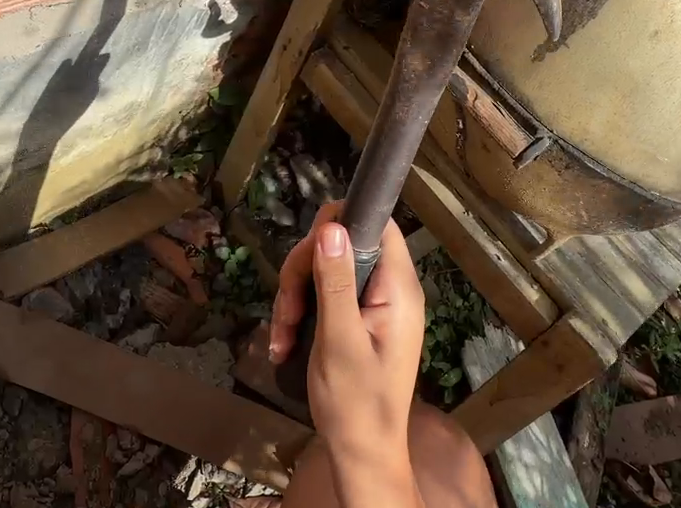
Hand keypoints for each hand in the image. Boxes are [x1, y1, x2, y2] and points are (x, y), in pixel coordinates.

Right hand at [270, 203, 424, 460]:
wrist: (361, 456)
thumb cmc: (356, 404)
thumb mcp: (339, 341)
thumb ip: (335, 282)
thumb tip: (332, 226)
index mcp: (397, 287)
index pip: (376, 223)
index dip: (341, 223)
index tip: (308, 249)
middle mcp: (389, 287)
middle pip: (341, 244)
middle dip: (304, 271)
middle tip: (287, 308)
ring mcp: (372, 303)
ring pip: (324, 269)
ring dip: (296, 296)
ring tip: (283, 334)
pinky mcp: (356, 318)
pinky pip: (324, 295)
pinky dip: (301, 314)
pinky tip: (285, 343)